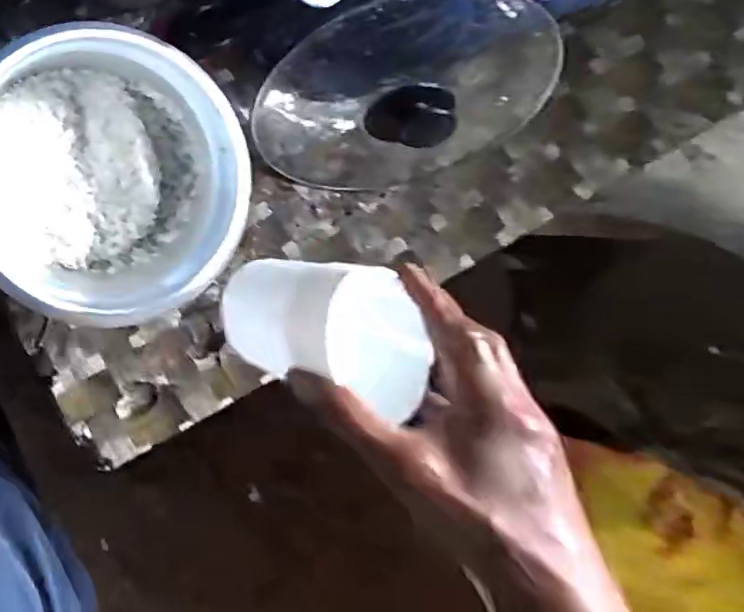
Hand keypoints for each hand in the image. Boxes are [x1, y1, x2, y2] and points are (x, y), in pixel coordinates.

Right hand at [290, 265, 625, 611]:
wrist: (551, 591)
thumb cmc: (476, 518)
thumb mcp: (402, 466)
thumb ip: (349, 419)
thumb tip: (297, 375)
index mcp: (493, 403)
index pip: (463, 335)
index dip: (432, 299)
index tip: (402, 269)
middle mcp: (517, 410)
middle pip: (483, 349)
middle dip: (442, 318)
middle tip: (400, 300)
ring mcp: (526, 435)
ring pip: (487, 374)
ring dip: (449, 348)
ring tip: (407, 337)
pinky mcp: (524, 456)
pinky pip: (484, 397)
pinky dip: (452, 379)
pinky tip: (424, 396)